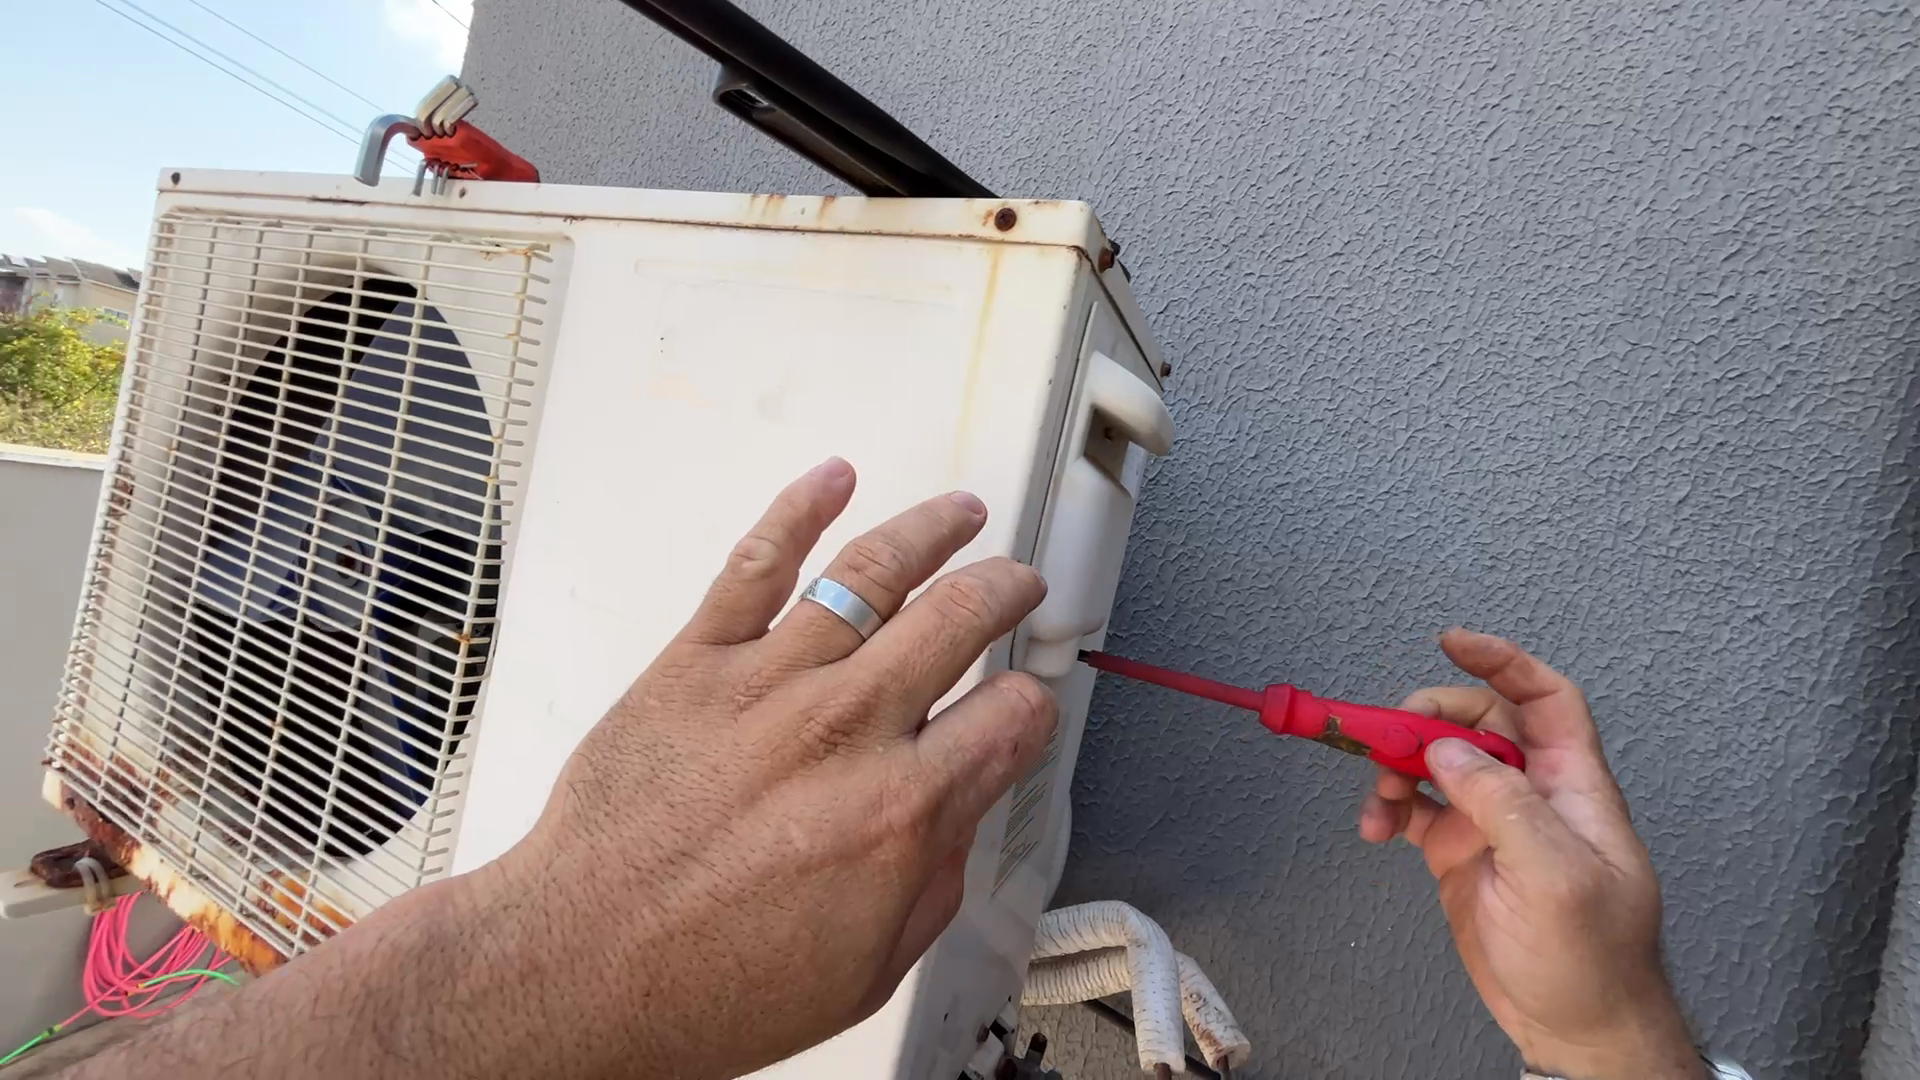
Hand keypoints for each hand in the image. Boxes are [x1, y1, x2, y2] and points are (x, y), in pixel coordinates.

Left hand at [58, 460, 1056, 1079]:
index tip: (1024, 698)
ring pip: (871, 573)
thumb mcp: (871, 960)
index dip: (1034, 704)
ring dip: (932, 530)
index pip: (1012, 715)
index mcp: (898, 808)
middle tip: (1016, 582)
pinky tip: (833, 479)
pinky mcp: (698, 662)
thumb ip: (940, 869)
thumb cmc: (712, 980)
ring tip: (961, 513)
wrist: (578, 970)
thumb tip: (965, 799)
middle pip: (959, 616)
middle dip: (1006, 589)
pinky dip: (798, 509)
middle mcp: (844, 729)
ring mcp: (769, 683)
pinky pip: (756, 565)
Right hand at [1358, 629, 1701, 1079]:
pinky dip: (1383, 806)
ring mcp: (1487, 817)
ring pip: (1429, 758)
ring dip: (1392, 767)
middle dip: (1422, 719)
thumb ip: (1501, 804)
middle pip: (1470, 720)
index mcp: (1569, 786)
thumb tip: (1442, 747)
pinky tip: (1374, 828)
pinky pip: (1408, 802)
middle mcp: (1526, 791)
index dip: (1502, 661)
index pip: (1544, 699)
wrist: (1570, 1027)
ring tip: (1378, 801)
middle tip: (1388, 738)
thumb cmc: (1591, 961)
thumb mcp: (1556, 879)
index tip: (1451, 642)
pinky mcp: (1454, 844)